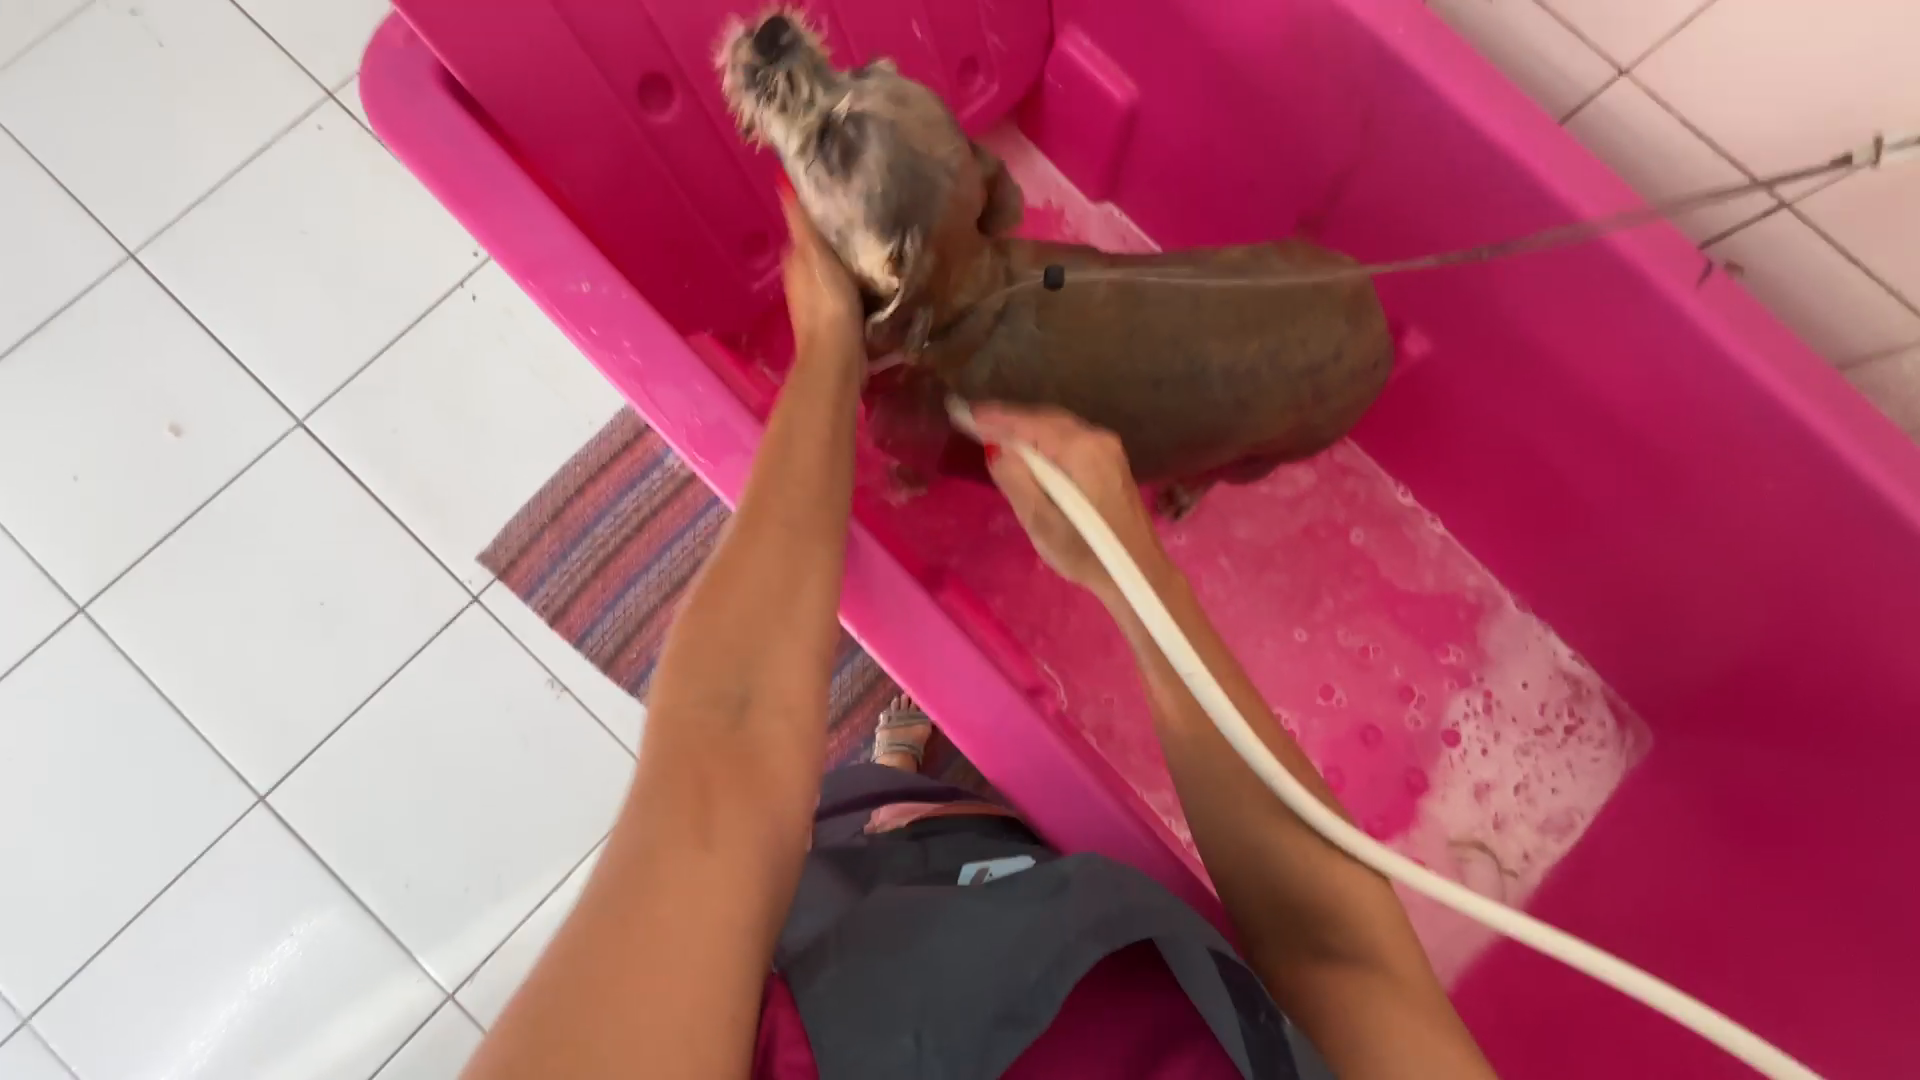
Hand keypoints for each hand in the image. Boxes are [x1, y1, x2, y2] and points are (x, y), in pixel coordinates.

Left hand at [779, 184, 862, 361]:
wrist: (838, 356)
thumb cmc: (828, 303)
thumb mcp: (815, 254)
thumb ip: (802, 223)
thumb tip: (782, 182)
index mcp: (794, 260)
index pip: (804, 228)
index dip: (821, 214)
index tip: (844, 198)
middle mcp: (801, 280)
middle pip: (820, 251)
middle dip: (838, 239)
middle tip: (867, 220)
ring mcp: (818, 303)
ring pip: (834, 273)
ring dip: (849, 263)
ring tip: (876, 246)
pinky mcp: (837, 321)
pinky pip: (848, 293)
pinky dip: (858, 285)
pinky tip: (876, 280)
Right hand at [970, 403, 1166, 598]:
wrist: (1137, 574)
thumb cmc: (1087, 553)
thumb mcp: (1041, 522)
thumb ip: (1016, 480)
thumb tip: (997, 450)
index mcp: (1081, 450)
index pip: (1029, 424)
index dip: (995, 419)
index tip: (964, 414)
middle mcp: (1098, 439)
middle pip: (1045, 420)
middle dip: (1009, 421)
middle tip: (973, 423)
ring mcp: (1108, 450)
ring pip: (1058, 429)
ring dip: (1026, 430)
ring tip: (993, 435)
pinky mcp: (1110, 464)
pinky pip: (1069, 441)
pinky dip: (1044, 442)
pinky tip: (1028, 452)